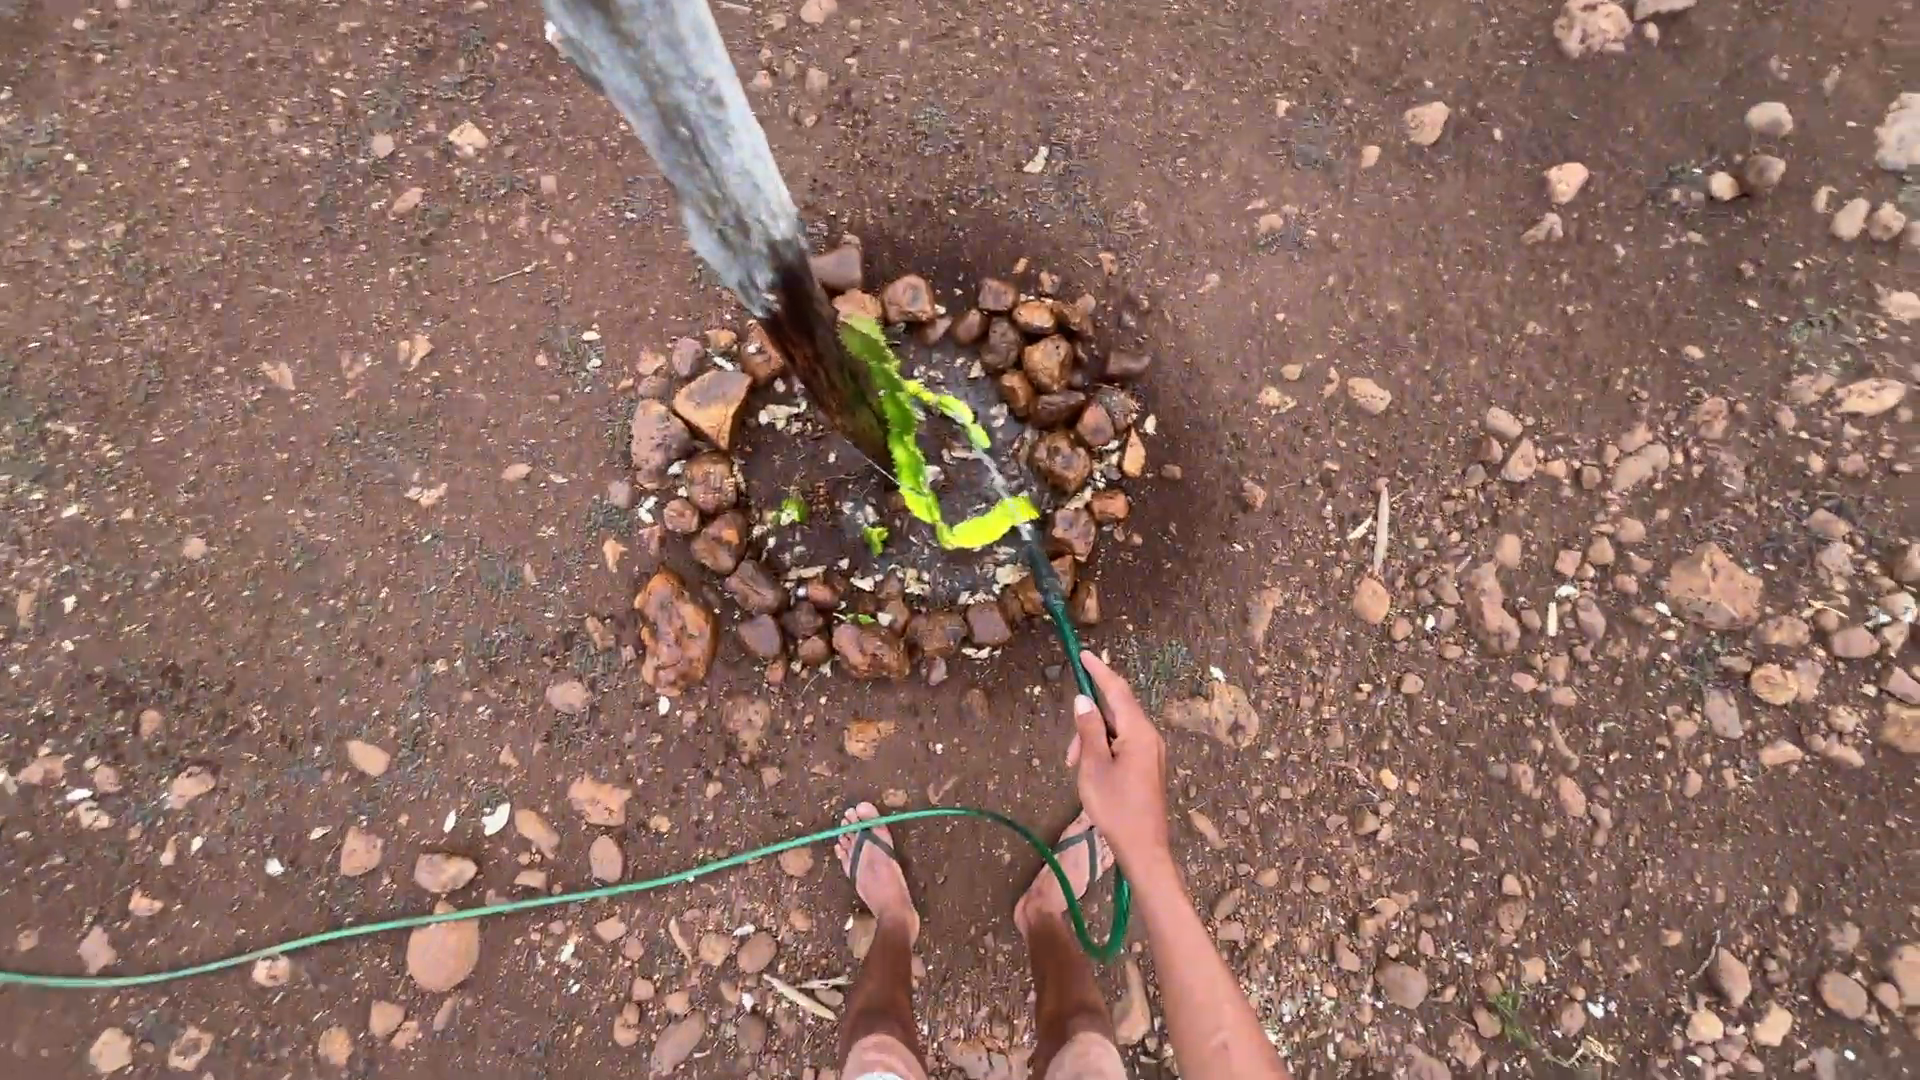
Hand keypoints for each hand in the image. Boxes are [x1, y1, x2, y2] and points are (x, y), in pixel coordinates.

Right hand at [1066, 651, 1171, 876]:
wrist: (1143, 849)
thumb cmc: (1116, 808)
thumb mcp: (1094, 766)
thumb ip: (1089, 730)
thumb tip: (1083, 700)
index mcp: (1138, 732)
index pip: (1117, 690)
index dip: (1099, 671)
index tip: (1084, 654)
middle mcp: (1149, 736)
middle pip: (1115, 711)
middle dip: (1088, 722)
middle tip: (1070, 752)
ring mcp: (1151, 751)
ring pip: (1116, 730)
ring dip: (1093, 740)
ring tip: (1077, 769)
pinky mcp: (1148, 765)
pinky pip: (1123, 744)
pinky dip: (1103, 749)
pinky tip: (1091, 770)